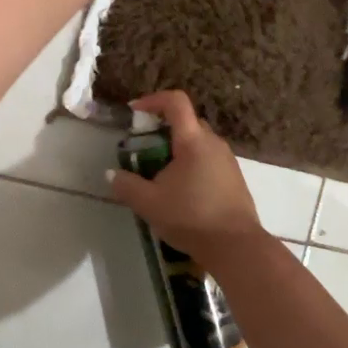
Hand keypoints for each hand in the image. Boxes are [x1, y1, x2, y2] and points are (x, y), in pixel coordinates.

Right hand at [108, 90, 275, 271]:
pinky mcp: (235, 179)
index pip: (175, 102)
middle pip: (187, 123)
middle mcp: (214, 143)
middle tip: (145, 150)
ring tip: (161, 176)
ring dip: (178, 151)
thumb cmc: (191, 217)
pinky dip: (192, 166)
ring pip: (199, 144)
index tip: (135, 112)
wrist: (236, 247)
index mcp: (193, 141)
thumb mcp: (149, 204)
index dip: (153, 100)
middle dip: (163, 130)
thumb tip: (111, 175)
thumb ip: (127, 186)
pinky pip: (209, 161)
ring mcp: (228, 161)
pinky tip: (182, 192)